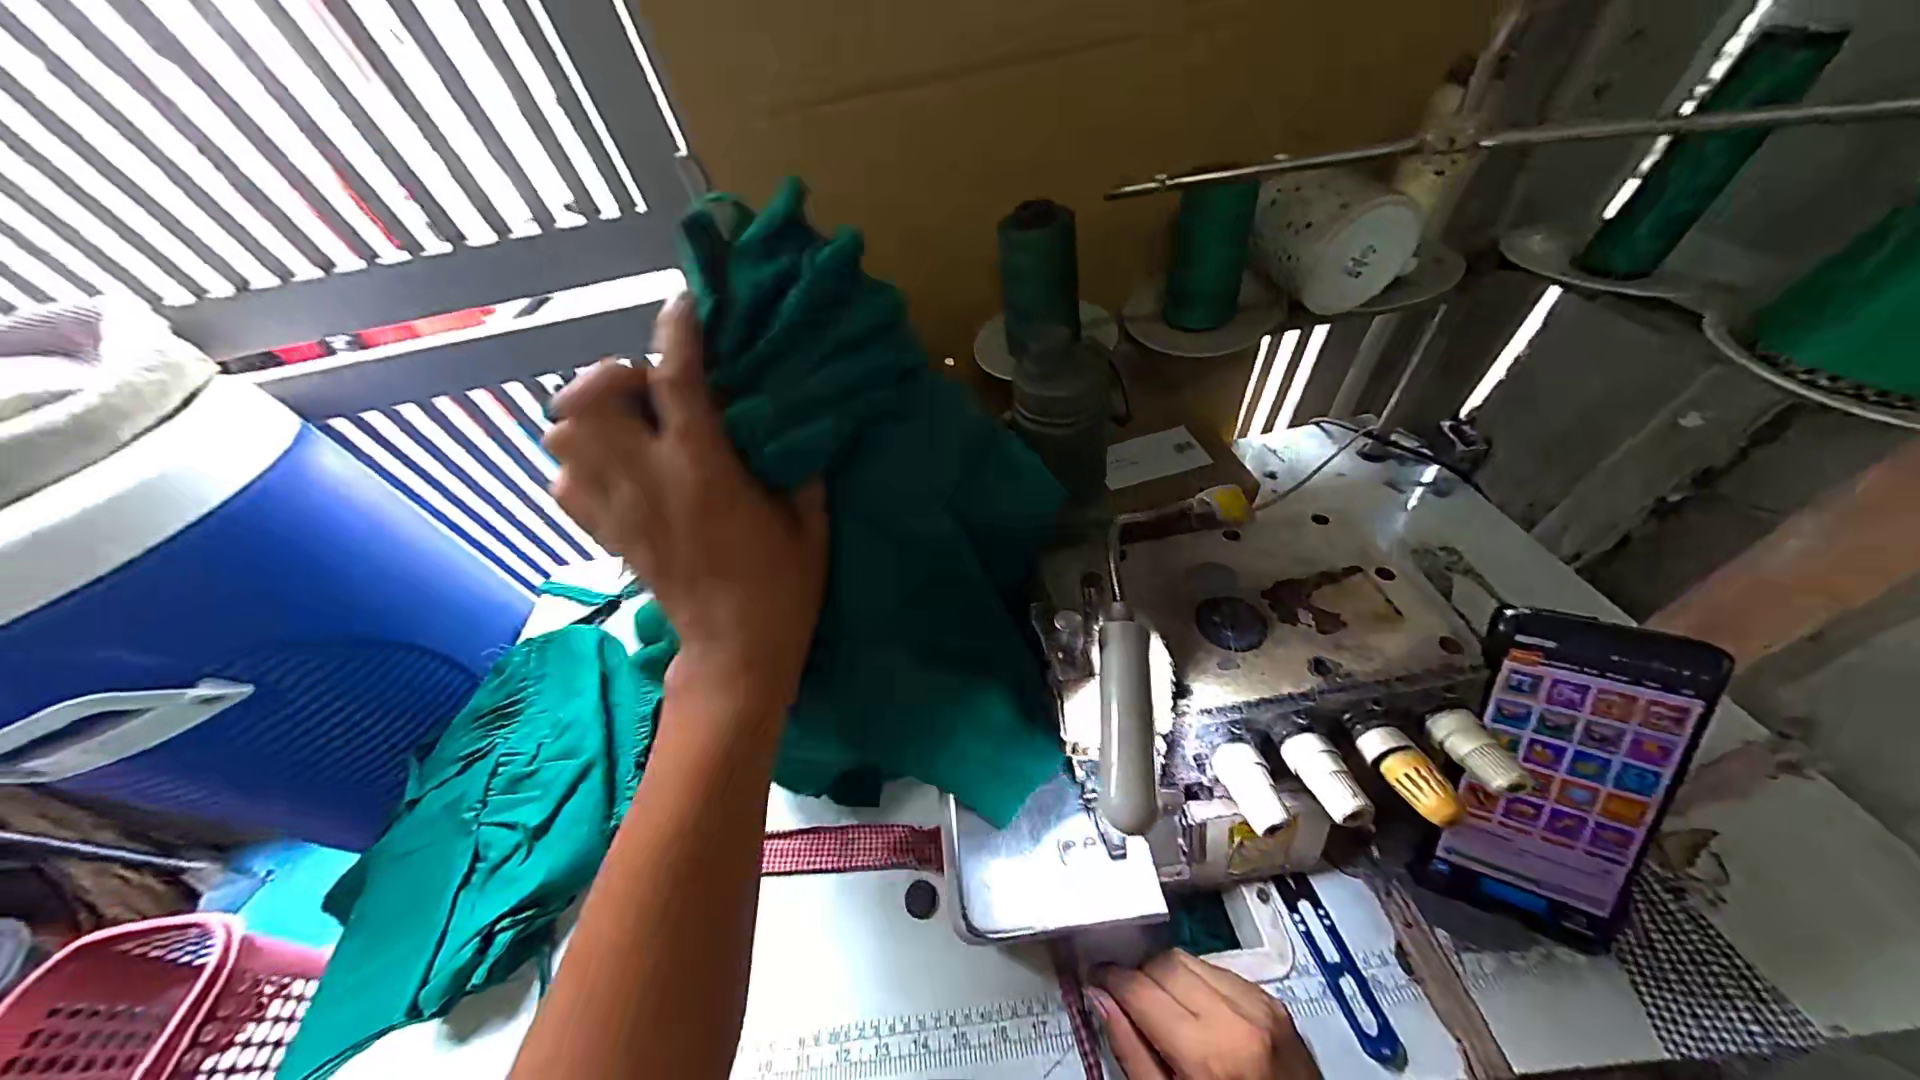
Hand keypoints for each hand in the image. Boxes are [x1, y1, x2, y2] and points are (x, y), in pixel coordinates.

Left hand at [543, 293, 829, 712]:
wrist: (736, 650)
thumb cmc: (783, 584)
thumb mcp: (810, 519)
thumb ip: (799, 461)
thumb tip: (791, 416)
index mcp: (705, 470)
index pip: (677, 379)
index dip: (679, 329)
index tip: (684, 303)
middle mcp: (647, 480)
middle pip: (590, 397)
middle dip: (616, 375)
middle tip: (655, 389)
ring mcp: (616, 509)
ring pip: (562, 435)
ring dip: (591, 415)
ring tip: (632, 424)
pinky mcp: (604, 534)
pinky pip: (562, 479)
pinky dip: (580, 461)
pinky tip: (618, 470)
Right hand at [1089, 950, 1318, 1079]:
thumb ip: (1131, 1052)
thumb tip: (1099, 996)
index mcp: (1208, 1054)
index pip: (1140, 988)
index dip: (1109, 979)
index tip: (1094, 979)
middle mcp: (1237, 1017)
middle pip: (1164, 963)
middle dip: (1138, 974)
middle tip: (1124, 996)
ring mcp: (1261, 1005)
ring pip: (1189, 959)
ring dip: (1166, 975)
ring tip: (1160, 1006)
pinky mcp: (1275, 1003)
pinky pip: (1218, 971)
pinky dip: (1197, 982)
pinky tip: (1196, 1012)